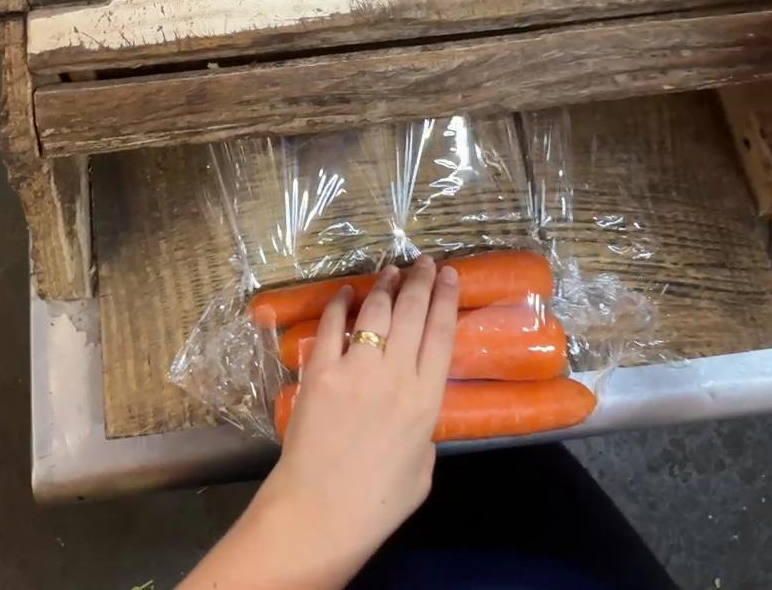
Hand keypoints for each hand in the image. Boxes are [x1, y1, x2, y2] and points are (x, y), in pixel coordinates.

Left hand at [180, 257, 460, 589]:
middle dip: (421, 281)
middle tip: (425, 262)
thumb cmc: (378, 501)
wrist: (321, 510)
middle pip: (412, 313)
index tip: (451, 275)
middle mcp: (395, 375)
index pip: (442, 334)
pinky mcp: (321, 370)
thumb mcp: (423, 468)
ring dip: (386, 285)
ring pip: (376, 311)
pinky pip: (333, 325)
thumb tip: (416, 403)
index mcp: (426, 400)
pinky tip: (347, 292)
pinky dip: (340, 303)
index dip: (447, 299)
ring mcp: (356, 369)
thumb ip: (425, 428)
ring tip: (392, 270)